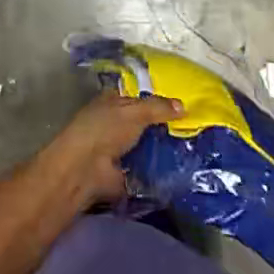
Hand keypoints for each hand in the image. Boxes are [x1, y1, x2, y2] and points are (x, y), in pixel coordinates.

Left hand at [36, 90, 182, 208]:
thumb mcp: (136, 111)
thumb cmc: (106, 130)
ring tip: (189, 149)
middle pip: (142, 123)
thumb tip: (184, 107)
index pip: (138, 98)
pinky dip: (156, 171)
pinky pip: (143, 169)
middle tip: (189, 129)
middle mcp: (113, 124)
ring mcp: (116, 150)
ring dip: (161, 150)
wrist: (84, 170)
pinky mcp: (121, 174)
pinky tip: (177, 169)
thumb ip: (159, 107)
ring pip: (144, 146)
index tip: (180, 106)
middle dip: (162, 127)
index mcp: (112, 101)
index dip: (157, 101)